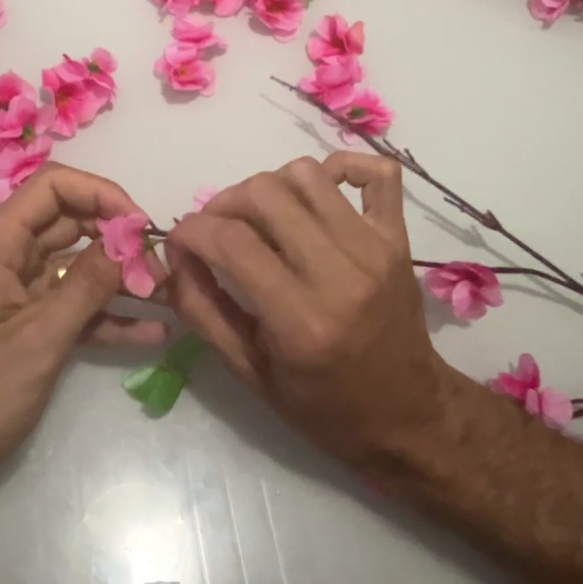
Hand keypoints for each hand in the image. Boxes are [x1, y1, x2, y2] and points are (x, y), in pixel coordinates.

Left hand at [0, 162, 169, 501]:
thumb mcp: (37, 340)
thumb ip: (86, 286)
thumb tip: (131, 239)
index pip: (53, 186)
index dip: (101, 194)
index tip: (141, 226)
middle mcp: (8, 257)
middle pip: (72, 221)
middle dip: (118, 238)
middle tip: (161, 267)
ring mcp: (21, 291)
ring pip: (79, 264)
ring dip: (122, 278)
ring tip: (169, 296)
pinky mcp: (31, 325)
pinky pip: (76, 306)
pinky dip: (110, 316)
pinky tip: (152, 332)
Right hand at [163, 152, 455, 474]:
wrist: (409, 415)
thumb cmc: (325, 406)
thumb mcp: (250, 374)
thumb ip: (203, 312)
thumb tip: (173, 259)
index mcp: (300, 321)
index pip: (229, 241)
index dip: (190, 232)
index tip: (180, 242)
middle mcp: (339, 274)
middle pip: (264, 194)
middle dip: (222, 204)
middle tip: (215, 229)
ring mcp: (374, 249)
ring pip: (306, 174)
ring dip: (270, 186)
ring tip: (260, 217)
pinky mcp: (398, 238)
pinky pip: (376, 173)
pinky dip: (341, 168)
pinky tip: (318, 192)